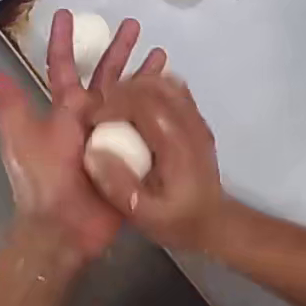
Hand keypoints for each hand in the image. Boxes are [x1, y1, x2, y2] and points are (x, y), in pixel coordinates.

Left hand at [0, 10, 166, 263]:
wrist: (66, 224)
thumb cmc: (43, 178)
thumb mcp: (20, 134)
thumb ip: (6, 100)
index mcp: (65, 110)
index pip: (64, 67)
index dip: (64, 41)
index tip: (67, 15)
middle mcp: (90, 119)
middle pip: (107, 76)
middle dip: (119, 51)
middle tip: (134, 25)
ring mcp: (113, 137)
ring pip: (132, 97)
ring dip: (145, 76)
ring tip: (163, 56)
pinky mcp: (133, 157)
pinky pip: (149, 128)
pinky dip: (161, 110)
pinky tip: (173, 96)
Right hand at [86, 73, 227, 252]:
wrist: (213, 222)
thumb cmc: (176, 221)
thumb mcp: (142, 215)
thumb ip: (117, 186)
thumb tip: (94, 153)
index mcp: (176, 145)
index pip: (144, 103)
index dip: (113, 104)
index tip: (93, 119)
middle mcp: (190, 125)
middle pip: (154, 86)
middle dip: (120, 92)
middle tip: (100, 111)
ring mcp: (196, 121)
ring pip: (165, 83)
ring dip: (135, 89)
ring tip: (115, 109)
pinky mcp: (196, 121)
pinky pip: (173, 92)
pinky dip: (150, 92)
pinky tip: (136, 111)